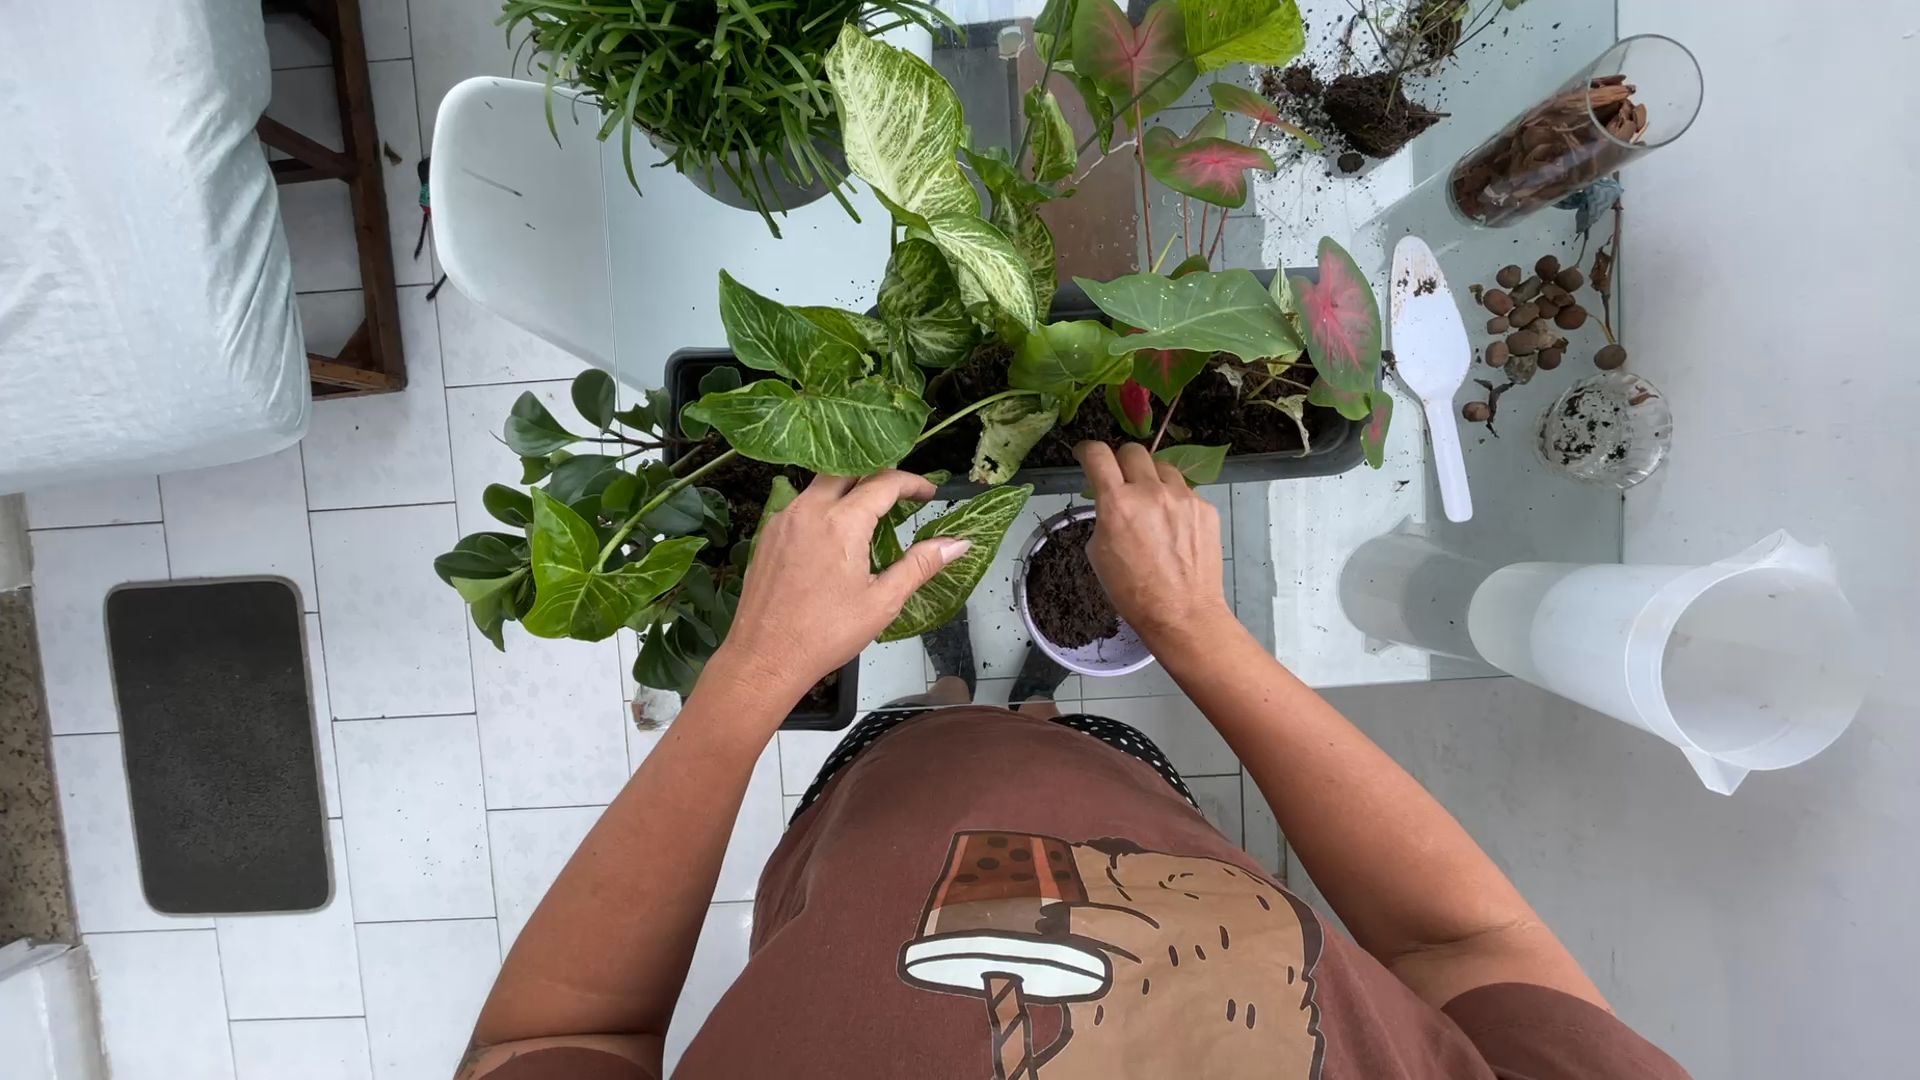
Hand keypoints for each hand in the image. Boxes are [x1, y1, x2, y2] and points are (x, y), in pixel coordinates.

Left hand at [709, 471, 969, 703]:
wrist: (765, 657)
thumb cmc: (826, 634)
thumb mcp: (883, 601)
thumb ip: (921, 564)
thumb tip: (958, 543)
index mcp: (842, 522)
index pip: (884, 482)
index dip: (912, 482)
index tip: (929, 492)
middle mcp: (809, 509)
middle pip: (849, 469)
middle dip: (879, 474)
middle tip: (901, 494)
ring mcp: (784, 519)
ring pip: (821, 483)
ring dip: (850, 487)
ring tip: (871, 511)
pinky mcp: (769, 534)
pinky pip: (801, 503)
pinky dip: (825, 504)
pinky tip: (835, 532)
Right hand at [1074, 441, 1233, 649]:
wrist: (1182, 613)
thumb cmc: (1131, 591)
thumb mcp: (1098, 553)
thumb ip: (1104, 516)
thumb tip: (1113, 503)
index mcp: (1117, 503)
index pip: (1097, 455)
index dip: (1087, 450)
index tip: (1086, 455)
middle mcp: (1150, 492)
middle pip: (1132, 451)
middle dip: (1121, 462)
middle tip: (1120, 481)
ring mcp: (1183, 497)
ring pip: (1161, 467)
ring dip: (1151, 479)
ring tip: (1151, 505)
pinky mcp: (1205, 507)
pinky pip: (1184, 491)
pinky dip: (1174, 501)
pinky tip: (1174, 527)